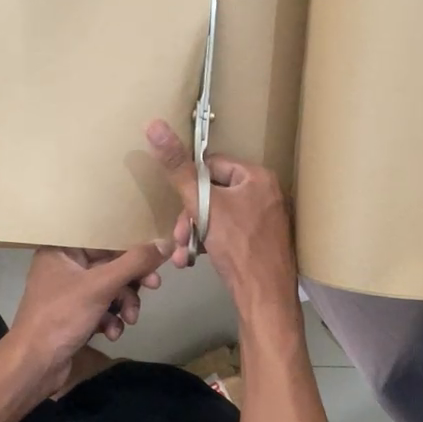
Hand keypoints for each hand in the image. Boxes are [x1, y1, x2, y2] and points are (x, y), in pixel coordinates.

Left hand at [8, 245, 166, 394]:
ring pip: (110, 289)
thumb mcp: (101, 286)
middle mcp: (64, 267)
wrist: (35, 364)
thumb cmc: (62, 316)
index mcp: (61, 251)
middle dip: (132, 282)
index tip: (155, 258)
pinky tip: (112, 333)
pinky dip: (112, 320)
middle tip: (154, 287)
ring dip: (125, 305)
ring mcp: (69, 293)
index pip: (104, 239)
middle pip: (111, 265)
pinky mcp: (74, 316)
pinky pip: (102, 309)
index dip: (132, 248)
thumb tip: (166, 243)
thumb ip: (135, 263)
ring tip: (129, 320)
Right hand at [144, 119, 297, 319]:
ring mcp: (267, 219)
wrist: (264, 296)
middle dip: (189, 216)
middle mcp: (267, 193)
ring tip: (181, 252)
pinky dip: (210, 244)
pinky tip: (193, 259)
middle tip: (177, 237)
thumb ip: (178, 169)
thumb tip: (155, 125)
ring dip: (194, 233)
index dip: (190, 185)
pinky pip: (230, 233)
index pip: (213, 165)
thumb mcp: (203, 205)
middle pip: (214, 193)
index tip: (178, 207)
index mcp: (258, 177)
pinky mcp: (262, 241)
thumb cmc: (237, 245)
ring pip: (218, 216)